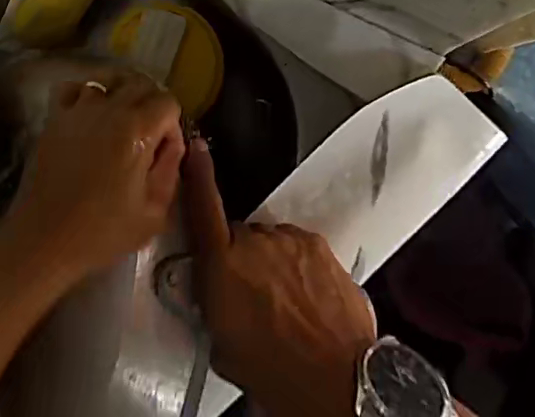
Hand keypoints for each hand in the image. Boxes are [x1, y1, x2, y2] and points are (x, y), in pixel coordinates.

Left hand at [0, 72, 185, 285]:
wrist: (47, 235)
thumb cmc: (104, 230)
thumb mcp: (154, 211)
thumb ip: (170, 169)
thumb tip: (172, 143)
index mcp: (136, 130)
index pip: (167, 101)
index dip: (172, 123)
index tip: (165, 149)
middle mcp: (107, 108)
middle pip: (138, 83)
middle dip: (150, 104)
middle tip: (148, 135)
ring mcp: (77, 108)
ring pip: (106, 81)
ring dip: (119, 95)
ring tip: (119, 123)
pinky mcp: (54, 116)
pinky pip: (72, 87)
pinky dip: (83, 93)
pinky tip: (88, 114)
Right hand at [184, 136, 377, 416]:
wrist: (340, 388)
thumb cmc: (276, 372)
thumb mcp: (221, 340)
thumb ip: (210, 299)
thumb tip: (211, 291)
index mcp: (221, 261)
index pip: (202, 203)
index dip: (196, 171)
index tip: (194, 146)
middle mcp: (254, 242)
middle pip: (240, 235)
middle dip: (243, 257)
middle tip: (253, 296)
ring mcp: (290, 242)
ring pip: (272, 243)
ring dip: (274, 263)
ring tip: (286, 304)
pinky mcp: (321, 249)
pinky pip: (301, 250)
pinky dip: (302, 269)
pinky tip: (309, 301)